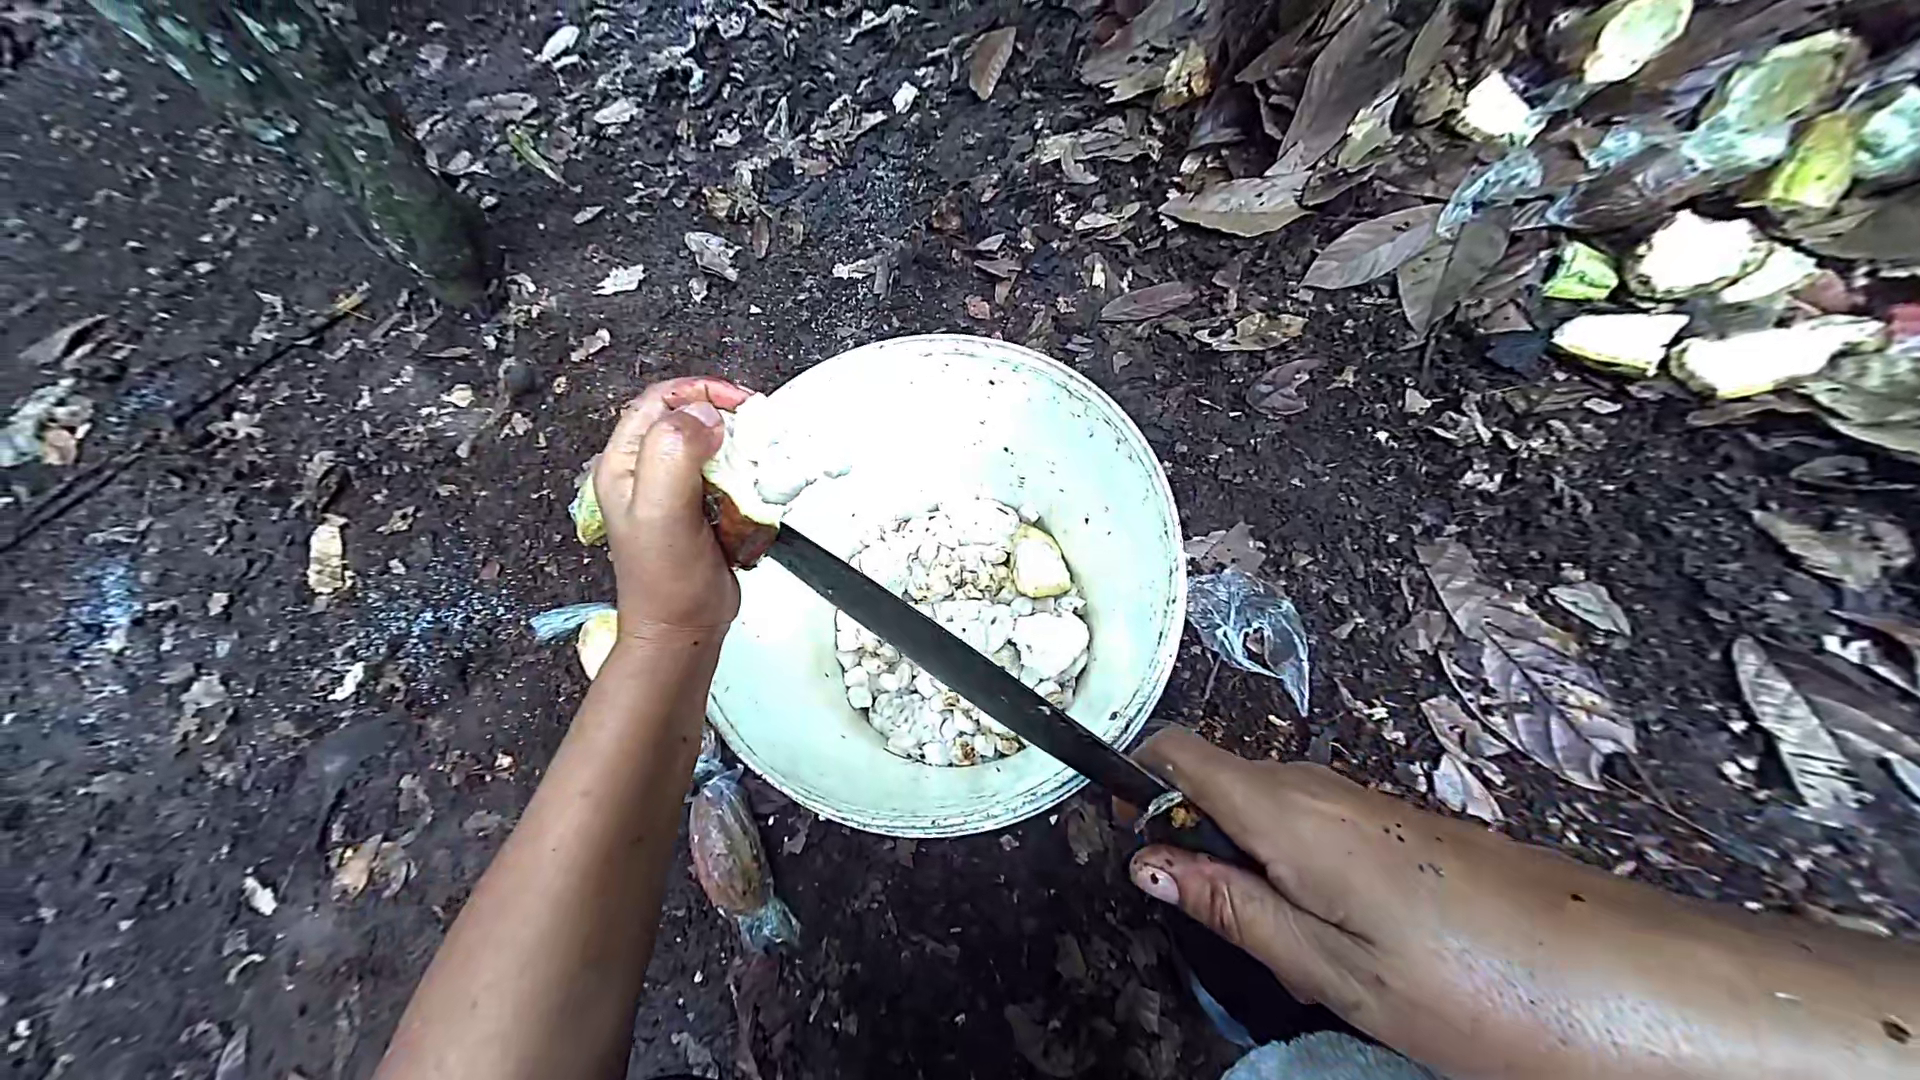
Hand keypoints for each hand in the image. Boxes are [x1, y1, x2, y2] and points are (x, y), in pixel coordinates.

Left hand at [593, 377, 753, 640]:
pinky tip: (744, 517)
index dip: (701, 393)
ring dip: (743, 468)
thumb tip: (702, 415)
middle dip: (730, 434)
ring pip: (721, 452)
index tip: (739, 406)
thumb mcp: (662, 514)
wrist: (684, 628)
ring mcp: (680, 490)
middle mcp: (650, 471)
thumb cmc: (665, 583)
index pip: (661, 401)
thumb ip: (675, 455)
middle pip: (695, 422)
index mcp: (626, 463)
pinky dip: (749, 493)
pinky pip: (735, 482)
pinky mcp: (705, 508)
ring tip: (744, 494)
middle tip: (752, 449)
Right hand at [1124, 728, 1919, 1079]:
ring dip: (1231, 847)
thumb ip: (1229, 906)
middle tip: (1206, 909)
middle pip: (1208, 773)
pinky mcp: (1378, 814)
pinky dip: (1274, 851)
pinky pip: (1296, 813)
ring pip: (1252, 797)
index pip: (1177, 750)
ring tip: (1270, 930)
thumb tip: (1147, 863)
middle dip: (1183, 826)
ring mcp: (1348, 793)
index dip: (1134, 775)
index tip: (1125, 826)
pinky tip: (1323, 920)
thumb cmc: (1470, 985)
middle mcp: (1309, 782)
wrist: (1635, 978)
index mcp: (1283, 810)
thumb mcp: (1331, 970)